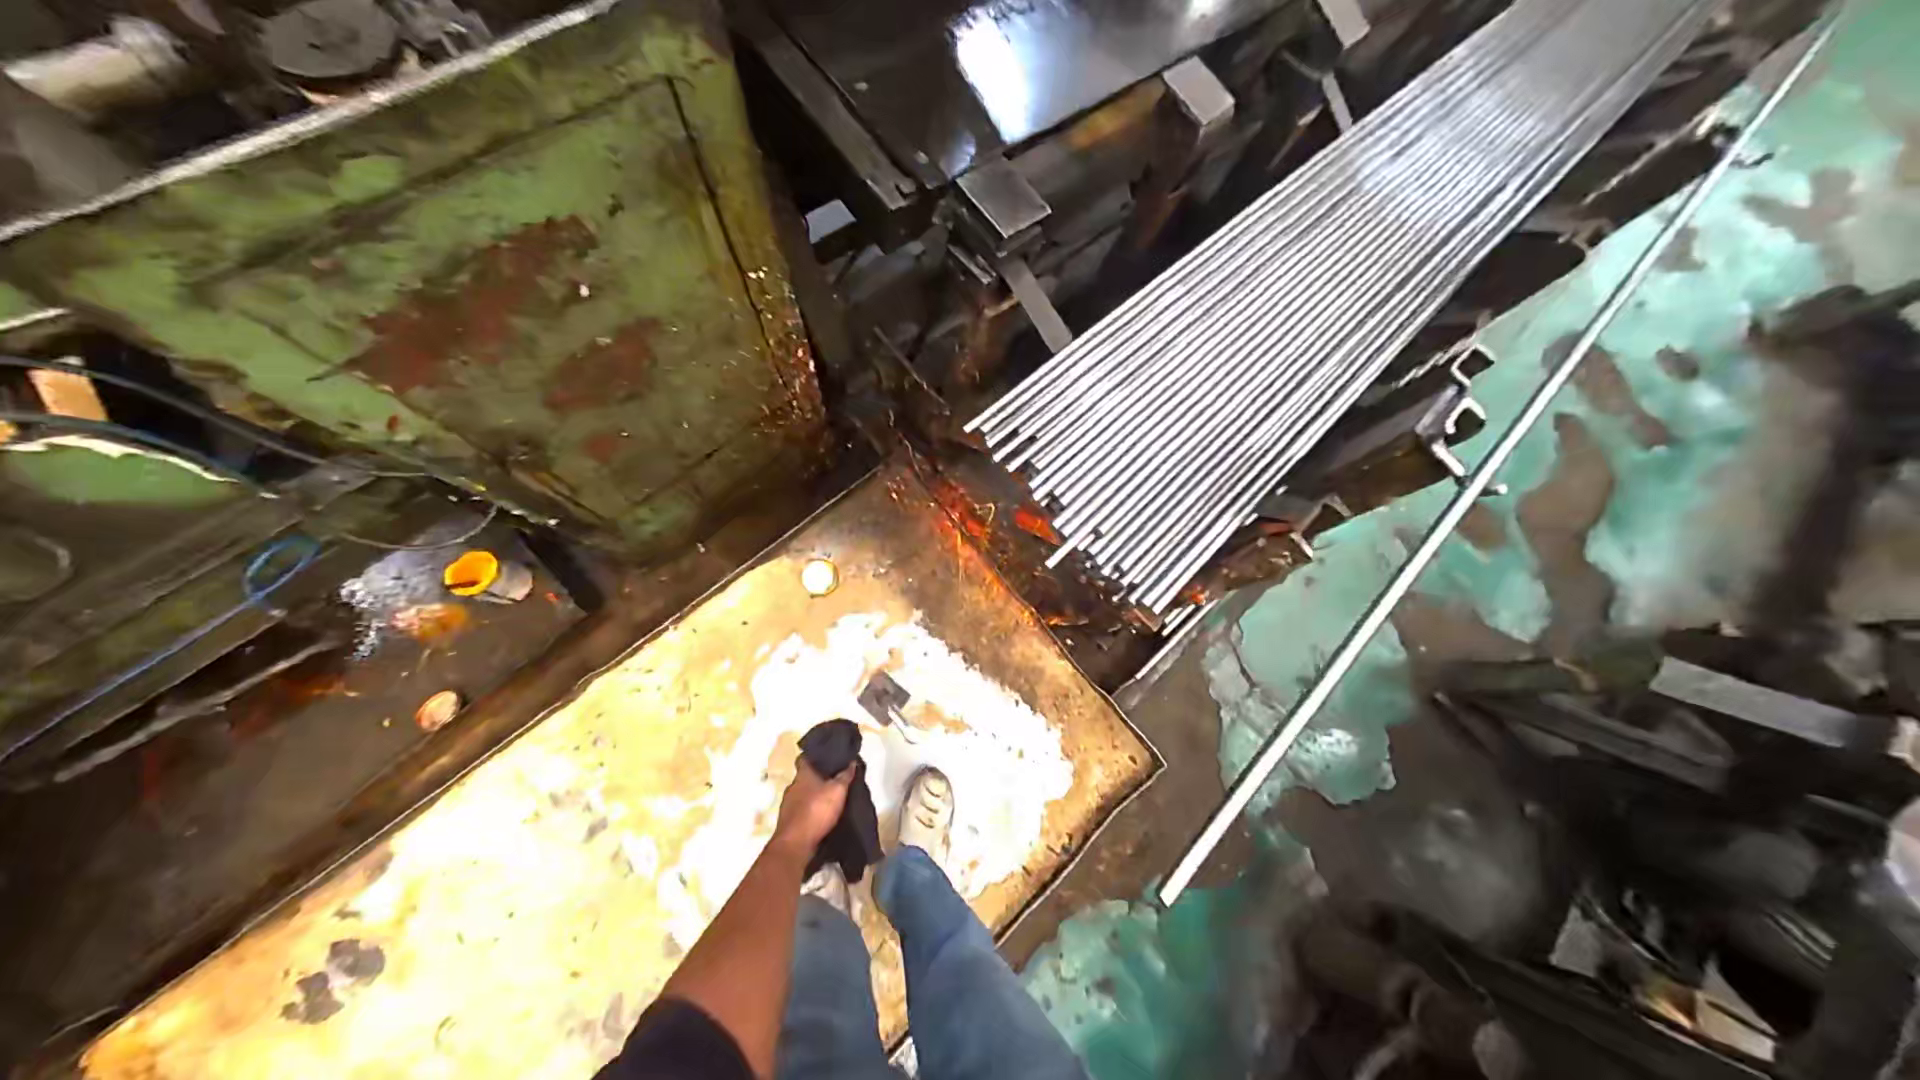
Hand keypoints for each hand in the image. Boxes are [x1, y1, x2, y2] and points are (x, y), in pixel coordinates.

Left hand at [770, 757, 853, 858]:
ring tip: (830, 797)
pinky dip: (810, 810)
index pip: (804, 757)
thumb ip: (845, 776)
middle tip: (834, 778)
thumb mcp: (838, 791)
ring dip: (813, 795)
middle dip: (817, 777)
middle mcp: (792, 787)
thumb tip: (852, 761)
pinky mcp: (789, 822)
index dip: (814, 755)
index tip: (826, 755)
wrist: (796, 845)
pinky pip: (801, 810)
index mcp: (802, 775)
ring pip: (803, 794)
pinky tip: (821, 815)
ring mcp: (788, 805)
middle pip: (805, 776)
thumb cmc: (816, 811)